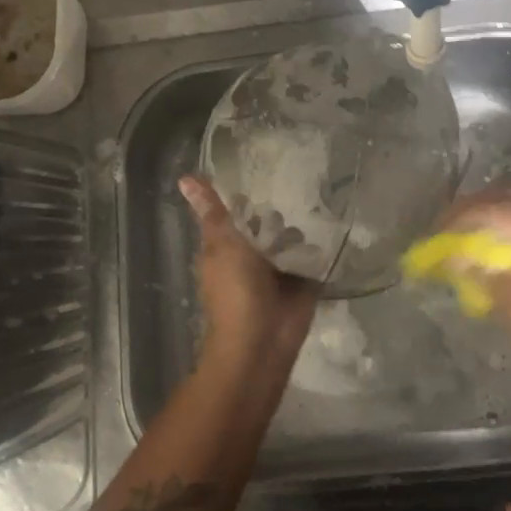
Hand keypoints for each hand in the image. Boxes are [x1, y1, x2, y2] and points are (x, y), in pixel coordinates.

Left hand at [180, 175, 317, 373]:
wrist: (261, 341)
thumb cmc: (234, 292)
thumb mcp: (222, 244)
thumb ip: (213, 211)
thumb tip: (184, 177)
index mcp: (227, 244)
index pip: (239, 210)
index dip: (247, 196)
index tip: (263, 170)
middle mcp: (252, 252)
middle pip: (270, 220)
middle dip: (277, 214)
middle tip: (288, 202)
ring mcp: (279, 266)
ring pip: (293, 235)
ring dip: (297, 233)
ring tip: (305, 226)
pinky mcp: (304, 279)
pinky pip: (313, 255)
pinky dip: (316, 249)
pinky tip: (326, 233)